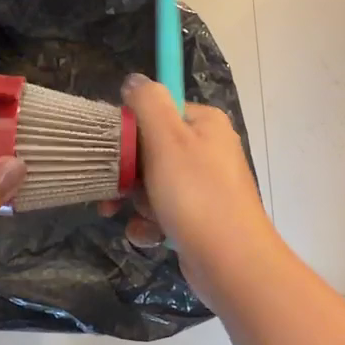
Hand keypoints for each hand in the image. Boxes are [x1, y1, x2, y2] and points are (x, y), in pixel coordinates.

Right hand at [99, 73, 277, 302]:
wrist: (233, 264)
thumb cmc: (197, 196)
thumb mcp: (167, 139)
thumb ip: (148, 102)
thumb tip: (134, 80)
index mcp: (204, 123)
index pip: (156, 111)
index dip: (130, 130)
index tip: (111, 150)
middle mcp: (208, 149)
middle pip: (150, 150)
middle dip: (128, 174)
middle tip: (112, 193)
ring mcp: (206, 186)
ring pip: (152, 184)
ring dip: (136, 202)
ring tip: (131, 217)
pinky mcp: (200, 218)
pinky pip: (163, 212)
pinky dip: (150, 224)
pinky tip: (148, 236)